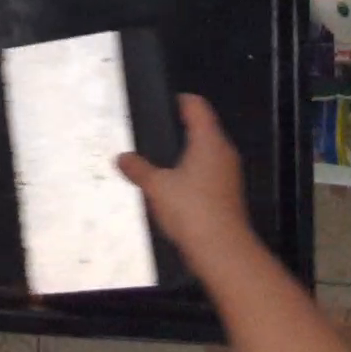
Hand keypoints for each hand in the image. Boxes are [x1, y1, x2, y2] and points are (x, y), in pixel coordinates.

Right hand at [117, 95, 254, 263]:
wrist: (223, 251)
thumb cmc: (191, 209)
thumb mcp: (156, 186)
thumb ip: (138, 168)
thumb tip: (121, 157)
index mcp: (208, 141)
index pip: (197, 106)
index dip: (179, 100)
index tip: (160, 102)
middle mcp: (223, 152)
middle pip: (202, 128)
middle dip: (178, 128)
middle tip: (152, 132)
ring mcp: (229, 174)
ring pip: (206, 152)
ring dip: (185, 153)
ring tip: (158, 160)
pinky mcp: (228, 194)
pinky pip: (208, 172)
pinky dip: (192, 173)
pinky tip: (173, 186)